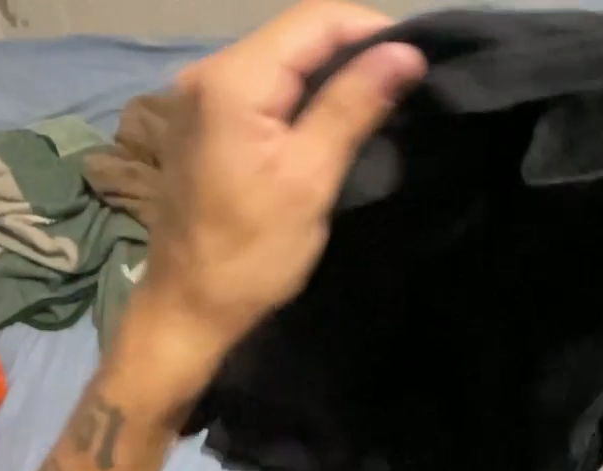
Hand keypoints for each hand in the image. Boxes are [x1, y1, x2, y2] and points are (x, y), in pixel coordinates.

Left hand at [113, 1, 424, 411]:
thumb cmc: (250, 257)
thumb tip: (404, 51)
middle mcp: (205, 75)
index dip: (370, 30)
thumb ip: (352, 106)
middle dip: (350, 52)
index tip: (414, 60)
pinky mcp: (198, 127)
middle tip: (398, 85)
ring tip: (370, 104)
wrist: (189, 309)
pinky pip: (257, 92)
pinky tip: (323, 124)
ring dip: (324, 78)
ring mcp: (197, 100)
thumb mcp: (308, 180)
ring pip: (276, 64)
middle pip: (293, 37)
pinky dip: (294, 100)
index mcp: (231, 81)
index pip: (314, 20)